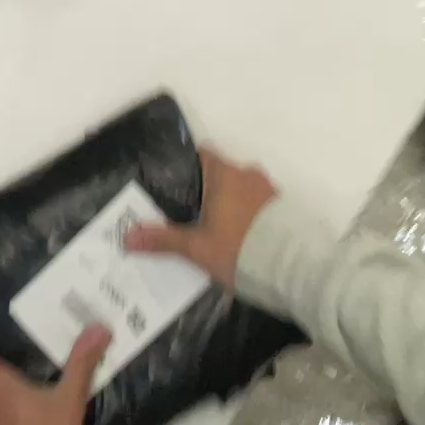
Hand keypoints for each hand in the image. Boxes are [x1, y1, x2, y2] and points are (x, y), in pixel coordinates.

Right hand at [124, 145, 277, 287]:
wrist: (298, 270)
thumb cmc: (241, 249)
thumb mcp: (198, 248)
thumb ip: (163, 240)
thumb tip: (126, 236)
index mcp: (225, 173)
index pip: (201, 154)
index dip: (184, 166)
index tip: (170, 185)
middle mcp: (248, 174)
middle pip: (219, 174)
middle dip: (204, 191)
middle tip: (185, 213)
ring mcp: (269, 191)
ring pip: (239, 190)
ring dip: (227, 204)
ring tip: (211, 229)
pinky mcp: (284, 210)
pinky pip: (257, 206)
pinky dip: (245, 216)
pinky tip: (237, 238)